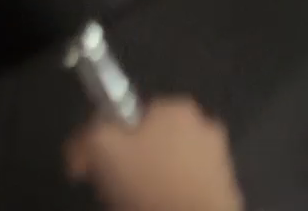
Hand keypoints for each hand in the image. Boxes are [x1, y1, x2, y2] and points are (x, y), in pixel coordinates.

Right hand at [65, 97, 243, 210]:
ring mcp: (221, 162)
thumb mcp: (100, 149)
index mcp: (176, 106)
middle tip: (121, 186)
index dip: (116, 139)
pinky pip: (190, 191)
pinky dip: (175, 199)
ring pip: (174, 166)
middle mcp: (204, 126)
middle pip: (155, 140)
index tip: (106, 164)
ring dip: (157, 181)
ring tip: (140, 202)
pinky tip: (160, 207)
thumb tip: (78, 148)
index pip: (134, 115)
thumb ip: (84, 136)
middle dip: (137, 160)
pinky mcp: (229, 195)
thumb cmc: (150, 185)